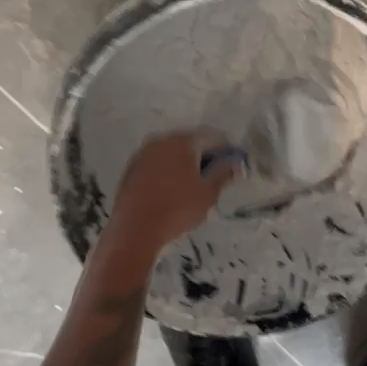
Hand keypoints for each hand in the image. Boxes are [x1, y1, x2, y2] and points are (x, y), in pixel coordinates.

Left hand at [108, 131, 243, 248]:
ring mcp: (143, 153)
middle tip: (214, 177)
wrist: (134, 230)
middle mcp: (161, 140)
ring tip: (192, 185)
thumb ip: (223, 173)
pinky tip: (171, 190)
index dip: (226, 150)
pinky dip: (167, 170)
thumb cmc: (177, 209)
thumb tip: (236, 162)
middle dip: (204, 155)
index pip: (212, 136)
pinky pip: (156, 163)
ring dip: (184, 163)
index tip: (233, 166)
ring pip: (171, 152)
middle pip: (190, 141)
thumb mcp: (208, 193)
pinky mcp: (131, 169)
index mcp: (182, 141)